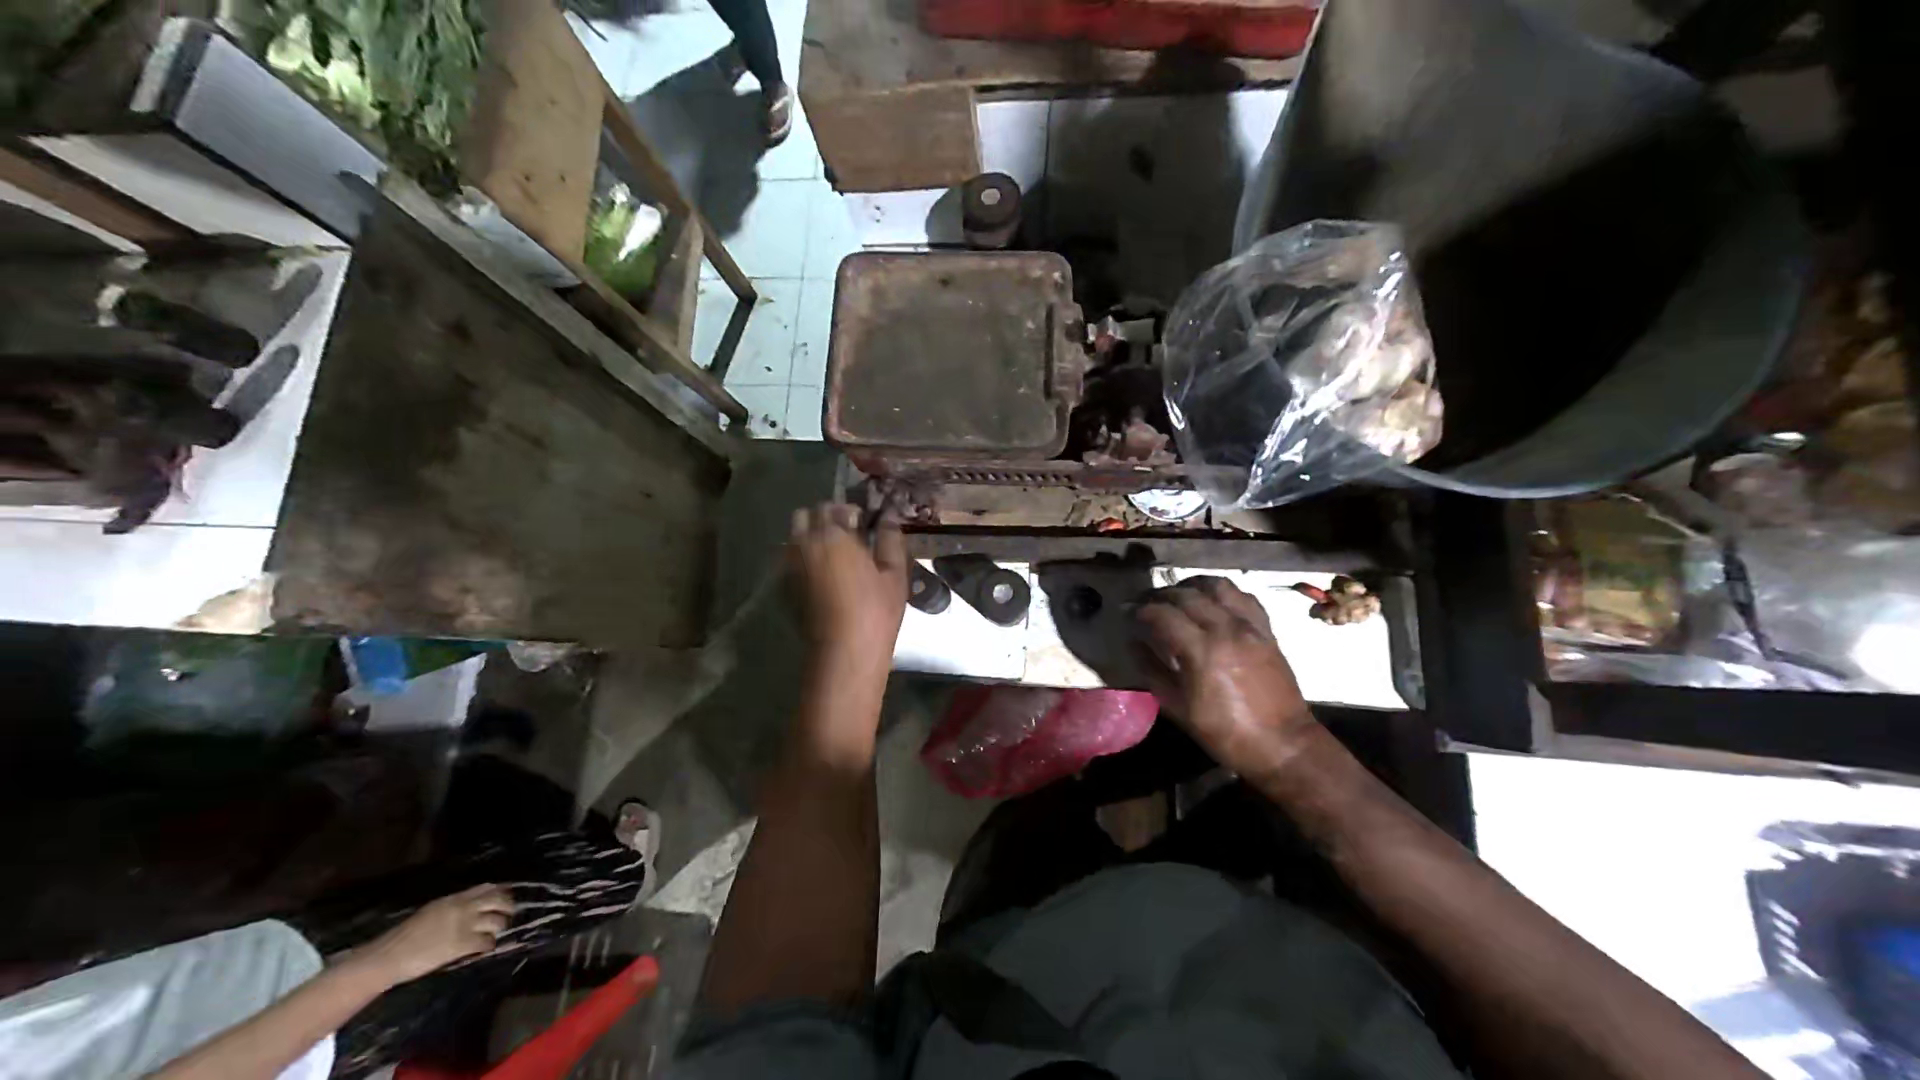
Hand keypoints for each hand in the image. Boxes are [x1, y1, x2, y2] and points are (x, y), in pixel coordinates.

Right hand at [357, 885, 515, 983]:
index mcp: (455, 899)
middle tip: (508, 914)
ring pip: (498, 921)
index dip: (500, 891)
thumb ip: (452, 907)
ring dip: (499, 928)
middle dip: (508, 907)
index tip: (505, 896)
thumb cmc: (404, 936)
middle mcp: (465, 908)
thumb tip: (469, 906)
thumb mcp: (432, 911)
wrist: (389, 955)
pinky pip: (487, 942)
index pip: (487, 887)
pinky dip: (488, 945)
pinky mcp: (463, 944)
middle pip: (499, 900)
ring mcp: (465, 925)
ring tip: (494, 934)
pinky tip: (484, 948)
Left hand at [788, 502, 907, 672]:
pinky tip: (820, 575)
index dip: (850, 513)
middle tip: (846, 538)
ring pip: (795, 537)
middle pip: (807, 515)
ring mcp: (789, 564)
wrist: (844, 651)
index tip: (863, 526)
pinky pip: (790, 559)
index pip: (835, 507)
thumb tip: (888, 517)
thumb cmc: (875, 610)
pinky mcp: (783, 585)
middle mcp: (804, 543)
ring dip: (810, 537)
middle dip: (825, 520)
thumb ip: (889, 539)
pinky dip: (802, 558)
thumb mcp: (894, 573)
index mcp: (833, 534)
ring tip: (832, 556)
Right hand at [1133, 576, 1320, 779]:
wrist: (1282, 744)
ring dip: (1191, 585)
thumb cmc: (1224, 732)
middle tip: (1144, 603)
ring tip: (1177, 595)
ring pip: (1217, 586)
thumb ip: (1152, 670)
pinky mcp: (1266, 630)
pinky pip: (1243, 597)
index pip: (1163, 614)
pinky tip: (1211, 602)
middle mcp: (1226, 629)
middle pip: (1186, 594)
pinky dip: (1222, 593)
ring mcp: (1250, 626)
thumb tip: (1134, 644)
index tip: (1127, 612)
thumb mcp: (1177, 708)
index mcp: (1202, 650)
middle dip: (1160, 595)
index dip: (1140, 610)